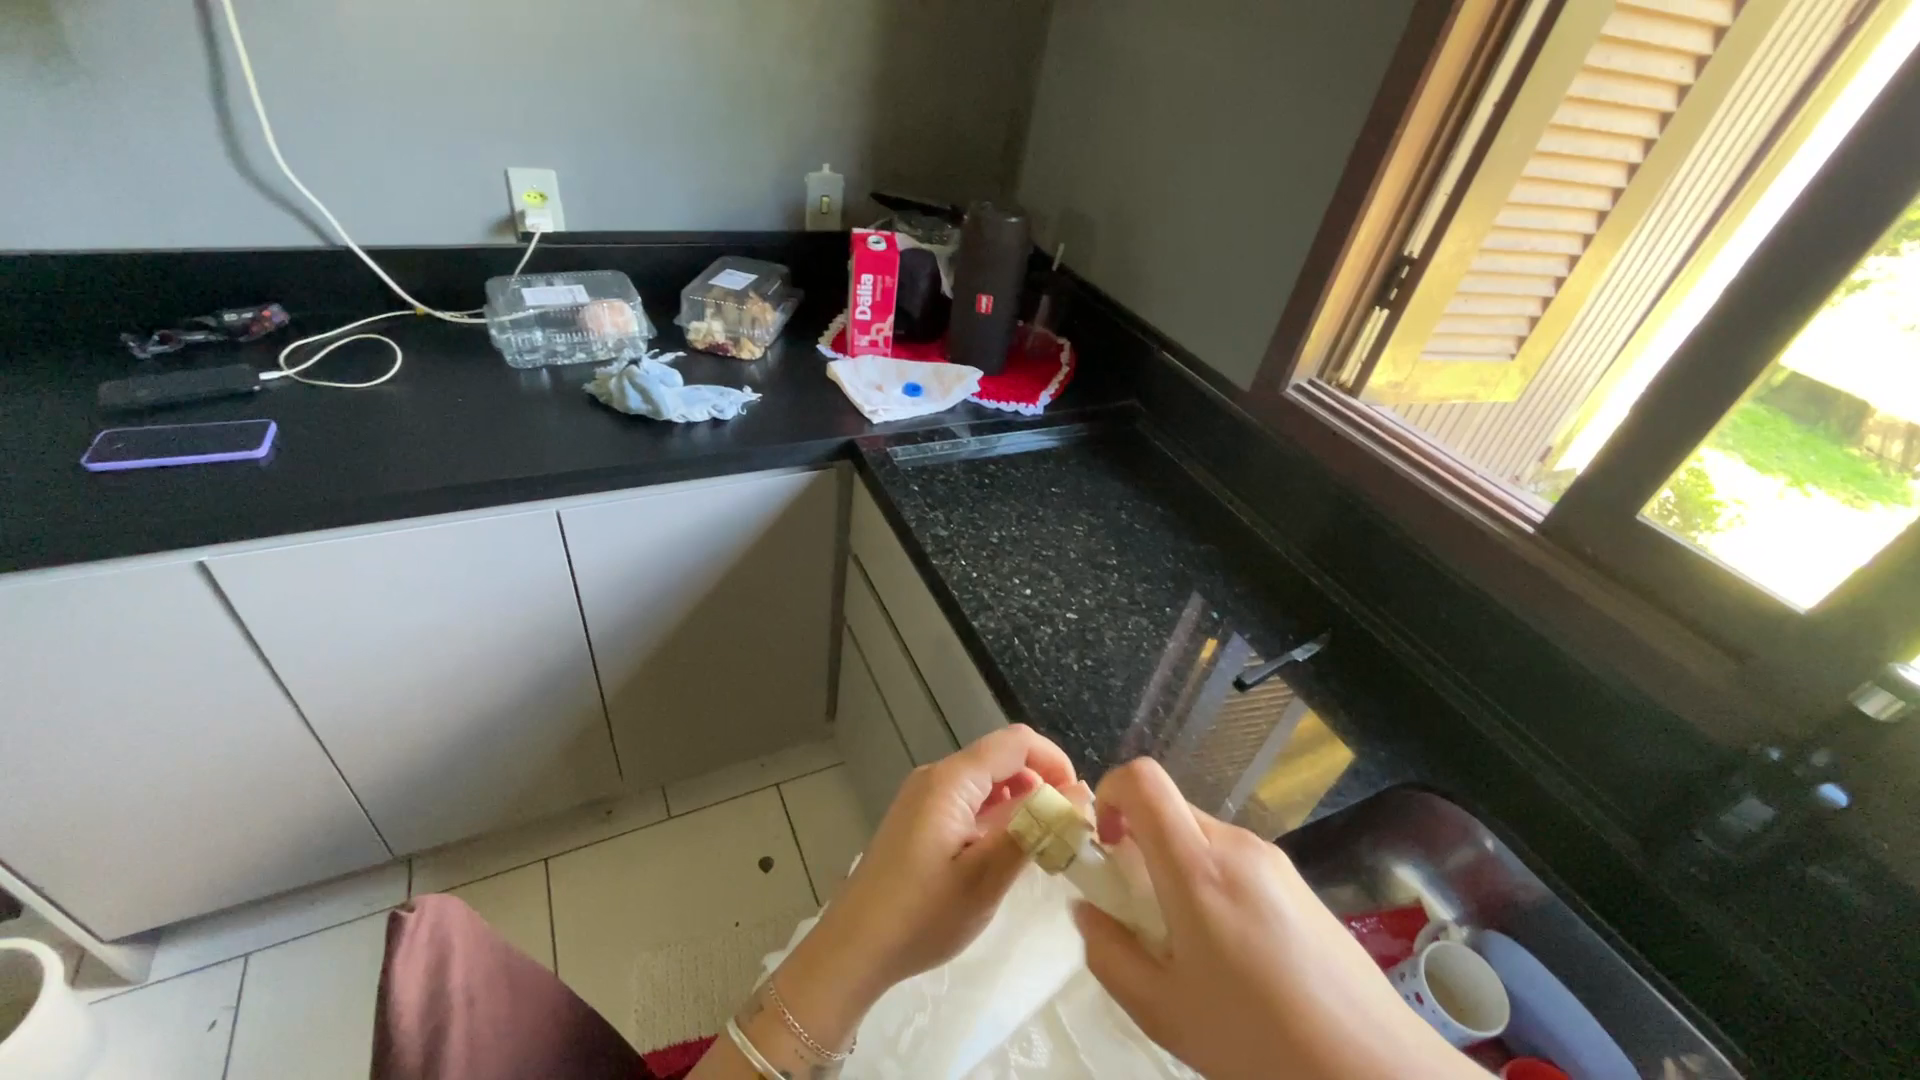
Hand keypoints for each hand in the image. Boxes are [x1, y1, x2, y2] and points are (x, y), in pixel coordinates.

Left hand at [765, 726, 1078, 1049]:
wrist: (854, 949)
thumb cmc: (922, 914)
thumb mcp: (987, 876)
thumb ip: (1034, 828)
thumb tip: (1078, 792)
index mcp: (951, 780)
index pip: (1017, 742)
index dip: (1055, 762)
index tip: (1079, 805)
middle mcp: (936, 777)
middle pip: (1002, 759)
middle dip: (1042, 786)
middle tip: (1066, 835)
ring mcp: (924, 799)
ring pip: (987, 784)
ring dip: (1021, 806)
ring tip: (1042, 851)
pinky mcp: (920, 821)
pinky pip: (969, 803)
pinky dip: (997, 820)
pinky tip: (1006, 858)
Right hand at [1073, 758, 1484, 1079]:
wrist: (1374, 1069)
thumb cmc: (1257, 1039)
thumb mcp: (1161, 1010)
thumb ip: (1108, 953)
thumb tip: (1088, 910)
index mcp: (1197, 866)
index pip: (1143, 780)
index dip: (1109, 793)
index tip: (1104, 845)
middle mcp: (1237, 846)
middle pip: (1169, 810)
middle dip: (1140, 845)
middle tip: (1140, 913)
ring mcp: (1273, 862)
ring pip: (1202, 838)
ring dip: (1176, 869)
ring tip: (1189, 944)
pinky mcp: (1300, 883)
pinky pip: (1236, 861)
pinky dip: (1212, 884)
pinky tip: (1233, 952)